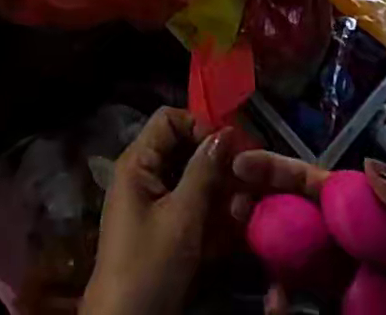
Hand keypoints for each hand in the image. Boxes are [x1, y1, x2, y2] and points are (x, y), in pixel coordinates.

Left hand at [82, 108, 231, 314]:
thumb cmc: (150, 265)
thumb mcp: (182, 217)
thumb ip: (204, 172)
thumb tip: (226, 132)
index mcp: (138, 162)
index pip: (169, 120)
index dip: (200, 127)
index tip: (233, 150)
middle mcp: (143, 174)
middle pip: (183, 150)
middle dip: (216, 164)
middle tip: (247, 183)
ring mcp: (152, 202)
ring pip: (191, 181)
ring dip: (219, 192)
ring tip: (245, 209)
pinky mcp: (163, 229)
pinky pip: (190, 207)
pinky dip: (211, 215)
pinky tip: (235, 229)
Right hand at [231, 153, 385, 314]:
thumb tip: (366, 163)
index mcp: (355, 206)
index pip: (306, 181)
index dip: (271, 169)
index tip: (238, 162)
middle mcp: (337, 238)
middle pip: (285, 217)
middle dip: (254, 208)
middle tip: (232, 208)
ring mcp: (335, 279)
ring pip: (287, 262)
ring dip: (267, 265)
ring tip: (270, 288)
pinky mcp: (336, 311)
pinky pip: (304, 304)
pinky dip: (286, 304)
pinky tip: (282, 307)